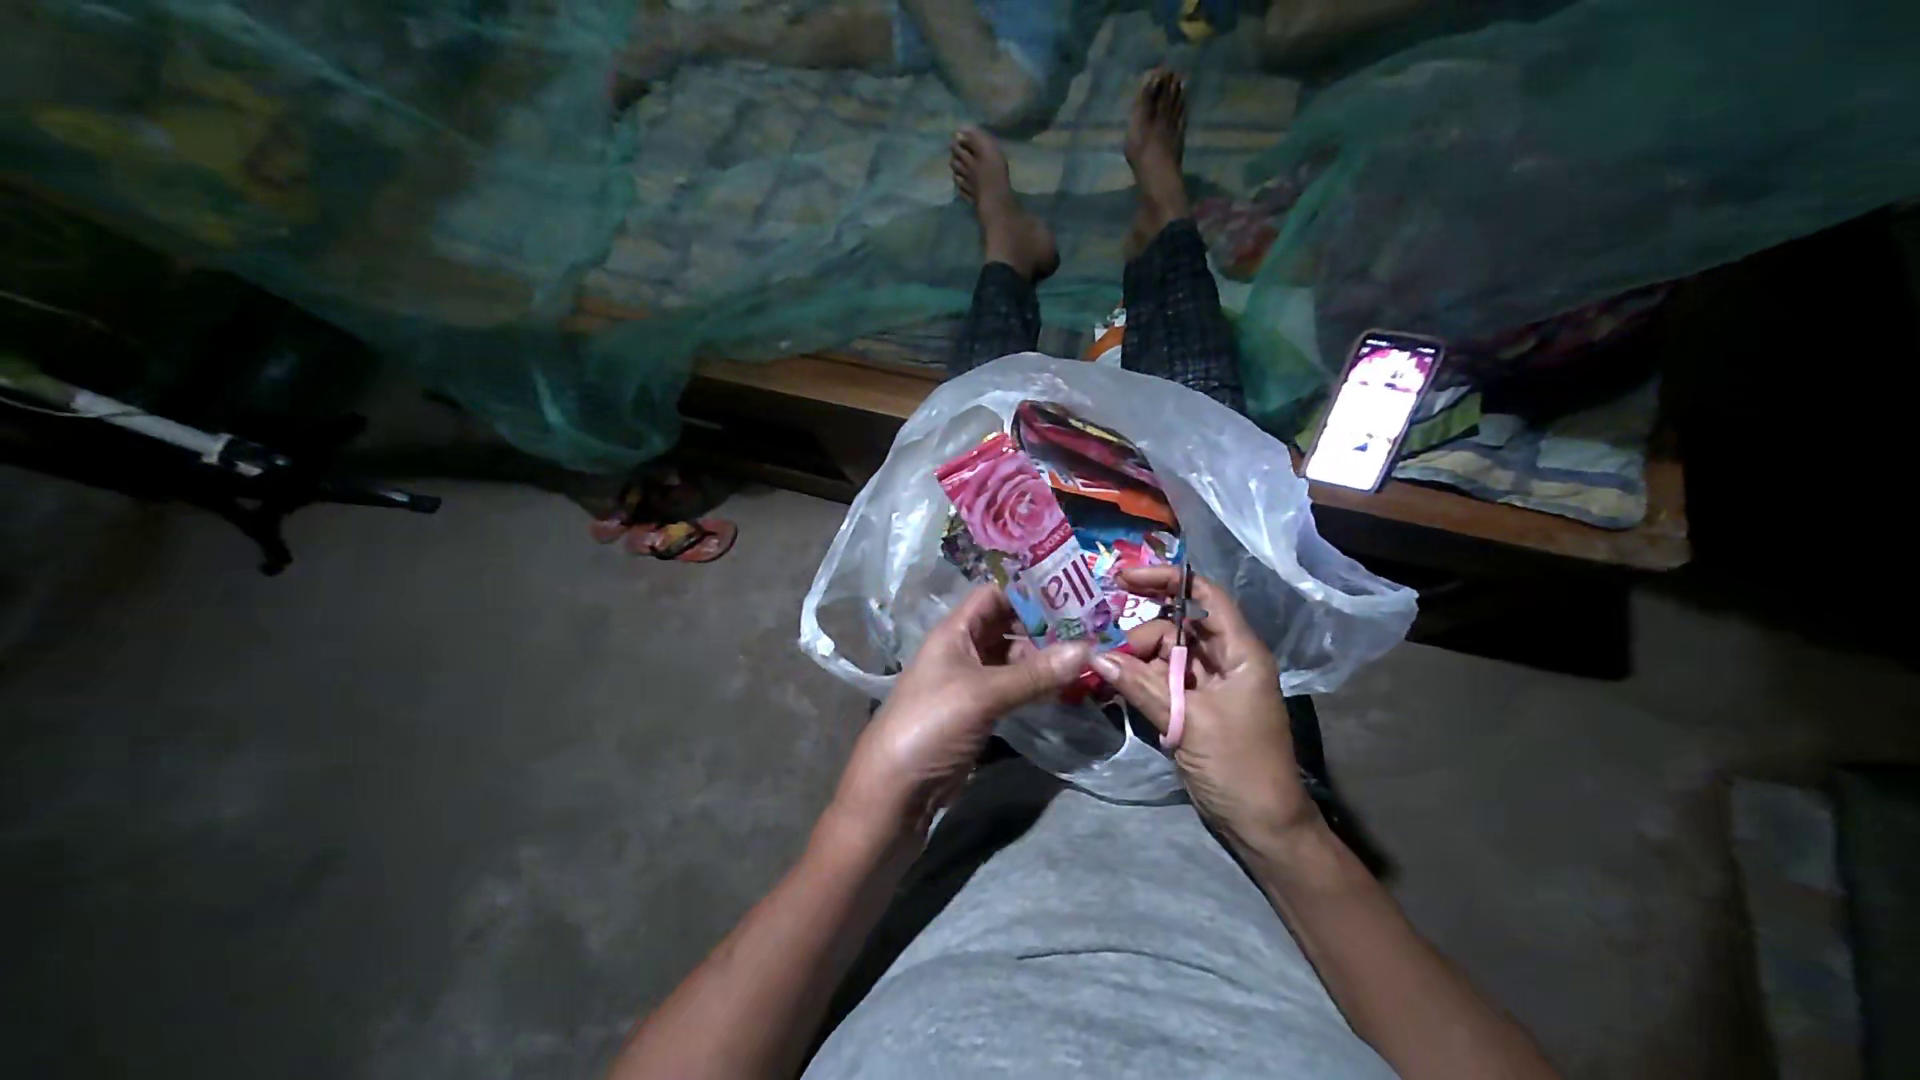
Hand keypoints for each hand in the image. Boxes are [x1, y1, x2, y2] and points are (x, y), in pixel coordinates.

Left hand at [828, 585, 1091, 846]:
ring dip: (1047, 658)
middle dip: (1046, 625)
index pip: (994, 595)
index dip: (1029, 589)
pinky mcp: (982, 712)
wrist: (897, 790)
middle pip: (1009, 626)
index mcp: (954, 632)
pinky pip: (1015, 689)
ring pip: (1015, 660)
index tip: (1074, 588)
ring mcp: (973, 683)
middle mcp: (964, 651)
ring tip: (1091, 654)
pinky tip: (1069, 687)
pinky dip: (1039, 686)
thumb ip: (1034, 673)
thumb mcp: (982, 694)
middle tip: (1094, 625)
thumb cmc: (931, 724)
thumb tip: (1088, 649)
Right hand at [1089, 567, 1318, 849]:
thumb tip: (1097, 657)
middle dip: (1142, 636)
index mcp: (1240, 653)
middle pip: (1176, 627)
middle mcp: (1225, 661)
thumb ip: (1142, 686)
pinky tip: (1117, 686)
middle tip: (1112, 658)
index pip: (1205, 598)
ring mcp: (1209, 685)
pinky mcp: (1194, 707)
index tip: (1124, 578)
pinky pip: (1162, 681)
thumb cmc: (1239, 766)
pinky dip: (1140, 680)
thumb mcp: (1189, 723)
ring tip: (1111, 678)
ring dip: (1137, 661)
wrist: (1262, 824)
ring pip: (1165, 655)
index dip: (1167, 580)